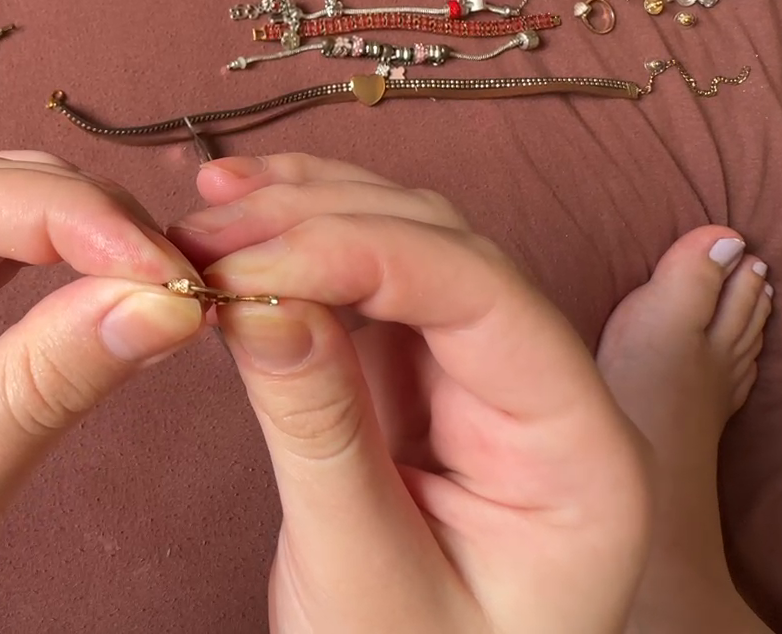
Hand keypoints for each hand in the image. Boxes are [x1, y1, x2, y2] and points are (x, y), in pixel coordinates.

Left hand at [0, 152, 207, 633]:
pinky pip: (8, 282)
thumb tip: (159, 303)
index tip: (164, 266)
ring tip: (159, 283)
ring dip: (84, 238)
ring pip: (0, 228)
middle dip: (85, 219)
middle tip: (178, 280)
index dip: (65, 215)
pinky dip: (71, 277)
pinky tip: (114, 294)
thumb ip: (37, 391)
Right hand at [169, 155, 649, 633]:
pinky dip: (293, 233)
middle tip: (204, 234)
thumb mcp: (361, 574)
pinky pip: (353, 269)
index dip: (352, 252)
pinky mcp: (404, 361)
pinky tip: (240, 212)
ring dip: (297, 206)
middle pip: (437, 243)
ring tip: (210, 205)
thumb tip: (254, 299)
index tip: (237, 265)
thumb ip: (318, 429)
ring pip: (395, 233)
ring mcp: (468, 363)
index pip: (477, 292)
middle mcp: (535, 382)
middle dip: (313, 219)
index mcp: (577, 448)